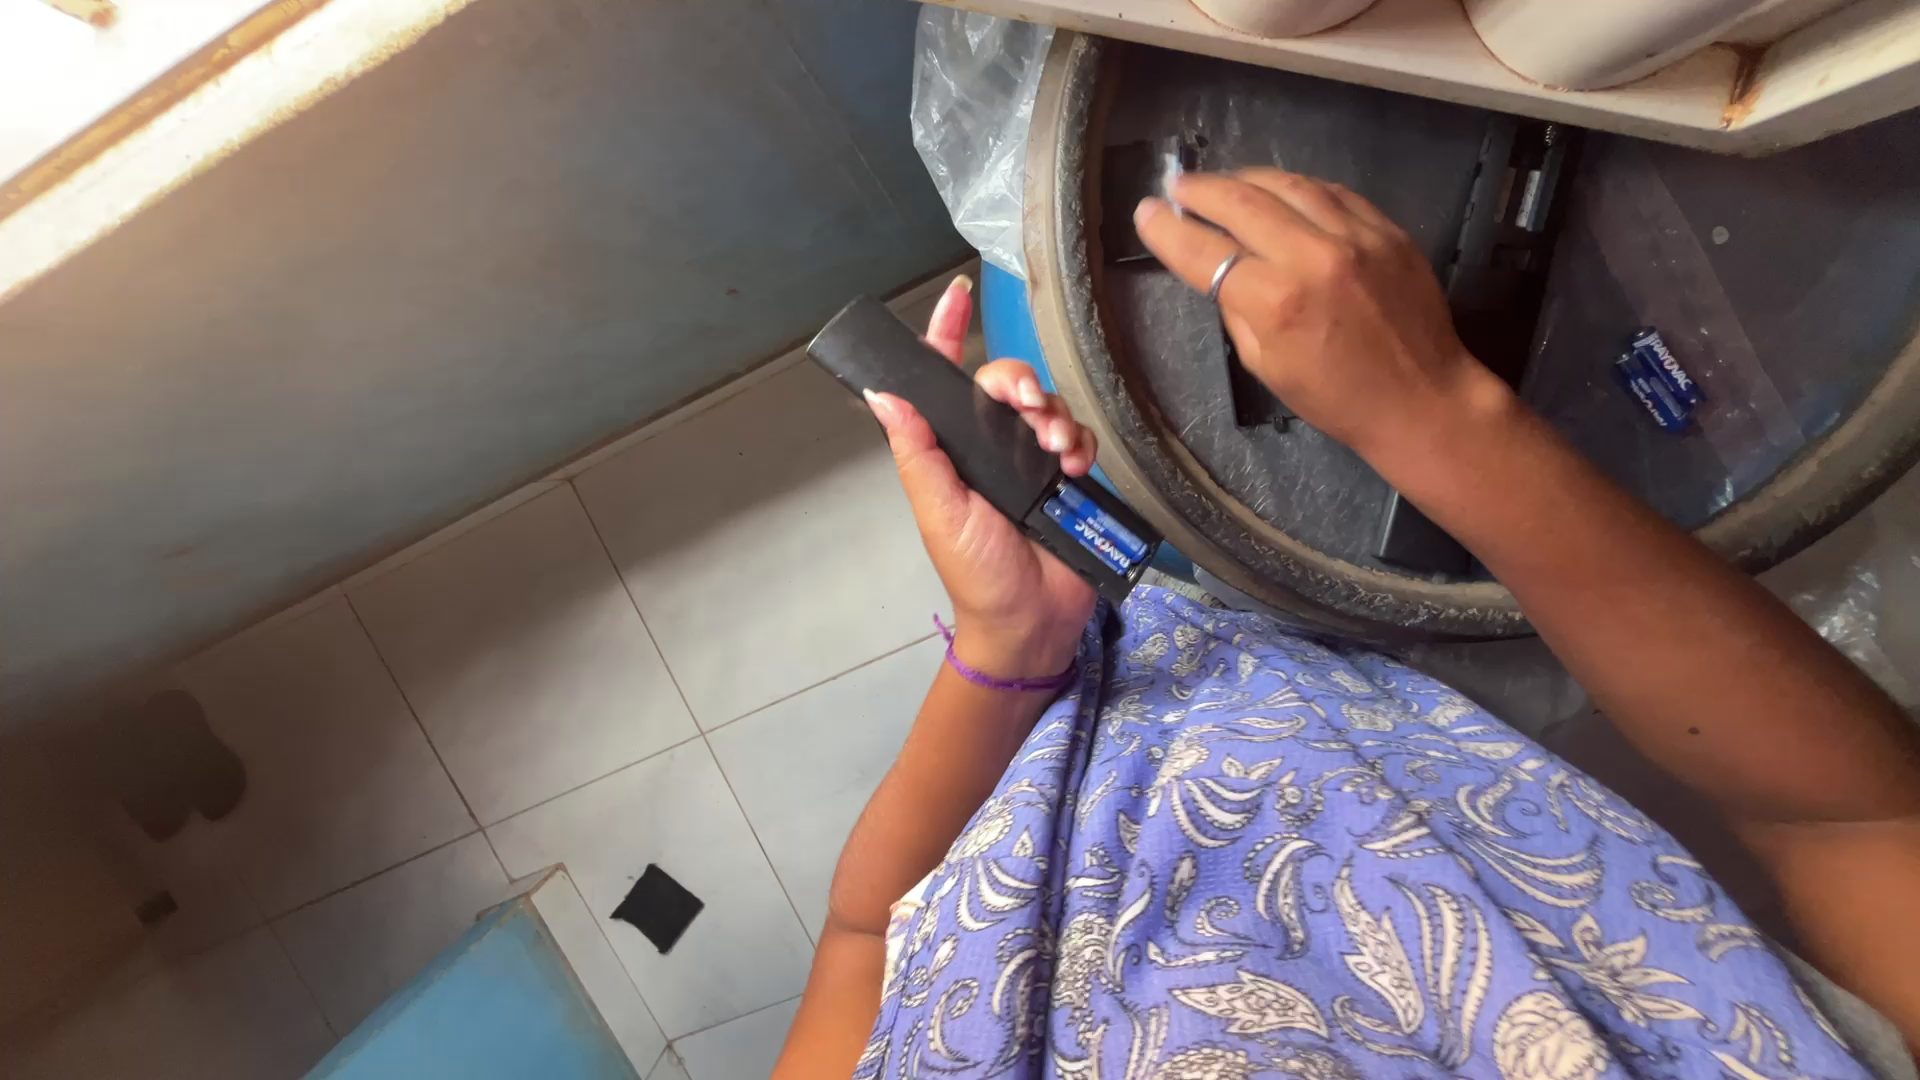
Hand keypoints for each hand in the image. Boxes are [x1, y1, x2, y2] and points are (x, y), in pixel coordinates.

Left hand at [865, 276, 1098, 682]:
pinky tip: (1077, 465)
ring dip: (1054, 416)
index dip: (946, 335)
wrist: (1029, 620)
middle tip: (1029, 408)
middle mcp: (990, 448)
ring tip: (1058, 450)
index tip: (957, 296)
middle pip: (1004, 385)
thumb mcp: (940, 511)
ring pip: (1047, 407)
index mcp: (951, 451)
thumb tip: (882, 395)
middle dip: (1019, 383)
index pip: (943, 382)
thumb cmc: (976, 570)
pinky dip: (1082, 442)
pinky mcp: (1067, 480)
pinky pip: (1080, 439)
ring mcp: (1030, 463)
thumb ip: (917, 453)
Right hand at [1133, 169, 1513, 470]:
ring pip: (1288, 184)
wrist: (1419, 397)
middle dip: (1202, 190)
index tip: (1145, 213)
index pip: (1206, 253)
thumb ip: (1238, 309)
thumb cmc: (1332, 397)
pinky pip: (1329, 191)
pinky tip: (1276, 190)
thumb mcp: (1264, 364)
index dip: (1169, 231)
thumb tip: (1223, 270)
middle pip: (1243, 202)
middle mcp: (1313, 256)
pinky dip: (1294, 186)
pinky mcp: (1386, 227)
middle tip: (1177, 185)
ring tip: (1221, 182)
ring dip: (1245, 179)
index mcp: (1275, 302)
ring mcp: (1356, 235)